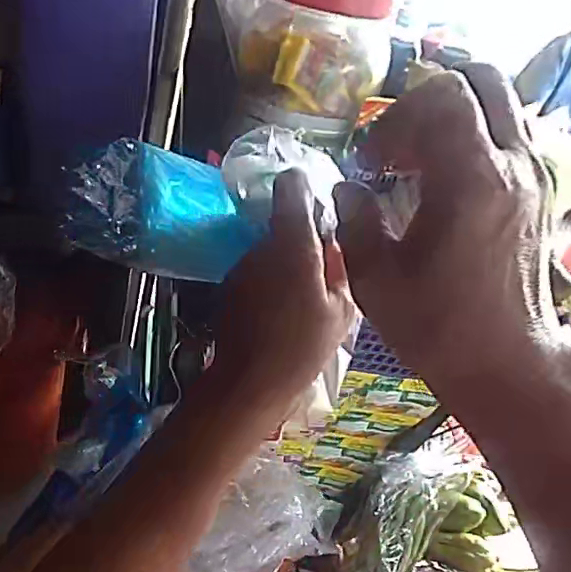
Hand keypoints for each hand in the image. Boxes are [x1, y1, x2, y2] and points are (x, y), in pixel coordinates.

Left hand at [206, 168, 354, 417]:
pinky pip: (255, 274)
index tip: (321, 206)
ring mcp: (240, 268)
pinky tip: (280, 313)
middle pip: (282, 225)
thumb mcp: (342, 310)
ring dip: (284, 264)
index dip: (306, 187)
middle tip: (323, 270)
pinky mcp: (228, 289)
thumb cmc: (302, 348)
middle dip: (302, 240)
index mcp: (292, 243)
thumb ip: (341, 268)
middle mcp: (260, 247)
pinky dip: (268, 284)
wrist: (249, 383)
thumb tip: (334, 247)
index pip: (292, 188)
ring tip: (302, 299)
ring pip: (269, 252)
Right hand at [333, 65, 568, 411]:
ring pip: (500, 102)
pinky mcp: (538, 193)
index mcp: (470, 181)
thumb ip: (355, 223)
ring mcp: (533, 175)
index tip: (368, 163)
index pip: (440, 97)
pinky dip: (473, 137)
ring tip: (416, 161)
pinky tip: (444, 181)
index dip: (392, 119)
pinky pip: (509, 133)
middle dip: (426, 100)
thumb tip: (347, 190)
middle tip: (394, 146)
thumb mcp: (376, 282)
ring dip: (453, 116)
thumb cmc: (437, 327)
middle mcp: (512, 164)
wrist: (505, 361)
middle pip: (480, 79)